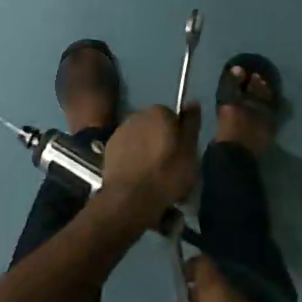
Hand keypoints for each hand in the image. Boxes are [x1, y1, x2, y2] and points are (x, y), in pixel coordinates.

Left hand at [100, 104, 199, 225]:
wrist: (129, 199)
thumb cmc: (166, 175)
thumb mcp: (189, 152)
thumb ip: (191, 124)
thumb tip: (192, 102)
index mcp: (159, 112)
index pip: (173, 117)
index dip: (179, 136)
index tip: (181, 155)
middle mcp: (138, 115)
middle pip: (156, 126)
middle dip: (162, 141)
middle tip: (169, 166)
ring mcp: (121, 130)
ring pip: (141, 137)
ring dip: (147, 149)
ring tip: (152, 174)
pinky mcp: (109, 147)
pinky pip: (127, 148)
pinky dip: (133, 157)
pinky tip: (138, 175)